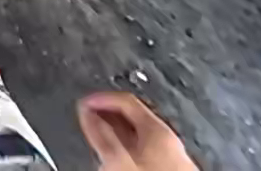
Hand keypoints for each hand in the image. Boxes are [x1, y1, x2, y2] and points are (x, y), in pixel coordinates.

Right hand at [78, 93, 199, 170]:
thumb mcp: (121, 161)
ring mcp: (174, 160)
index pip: (125, 99)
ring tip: (100, 142)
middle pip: (134, 118)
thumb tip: (87, 112)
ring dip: (118, 136)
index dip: (102, 98)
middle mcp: (169, 141)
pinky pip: (147, 154)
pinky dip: (130, 152)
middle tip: (90, 118)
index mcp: (158, 131)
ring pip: (140, 139)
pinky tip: (120, 162)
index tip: (85, 102)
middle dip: (109, 117)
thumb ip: (103, 135)